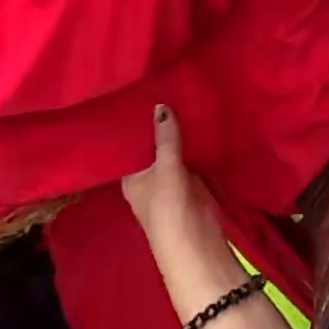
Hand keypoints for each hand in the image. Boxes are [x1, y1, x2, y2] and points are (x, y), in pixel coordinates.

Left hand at [122, 104, 215, 240]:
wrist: (197, 242)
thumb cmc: (168, 207)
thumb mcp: (165, 169)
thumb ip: (165, 137)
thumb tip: (160, 104)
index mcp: (131, 176)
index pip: (129, 144)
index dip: (136, 123)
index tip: (141, 93)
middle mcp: (148, 175)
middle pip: (153, 144)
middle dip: (160, 123)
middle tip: (165, 85)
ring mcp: (171, 177)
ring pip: (173, 148)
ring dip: (178, 130)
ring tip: (182, 93)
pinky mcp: (191, 179)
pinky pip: (190, 154)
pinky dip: (193, 140)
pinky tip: (199, 117)